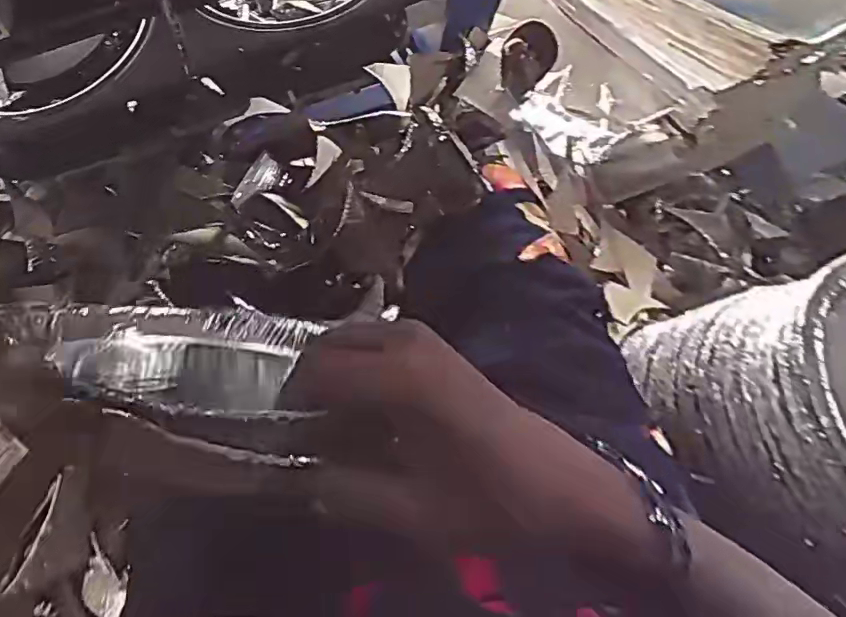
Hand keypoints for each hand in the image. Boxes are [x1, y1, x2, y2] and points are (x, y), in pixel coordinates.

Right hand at [285, 320, 658, 569]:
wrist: (562, 482)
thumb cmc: (494, 499)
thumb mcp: (418, 513)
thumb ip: (349, 494)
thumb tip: (299, 477)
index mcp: (400, 374)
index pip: (319, 373)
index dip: (293, 402)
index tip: (282, 432)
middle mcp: (401, 338)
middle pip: (325, 348)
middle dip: (307, 383)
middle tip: (302, 427)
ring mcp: (414, 332)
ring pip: (343, 339)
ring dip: (328, 372)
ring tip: (329, 420)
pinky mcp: (424, 338)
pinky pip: (366, 340)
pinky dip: (350, 365)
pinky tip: (360, 406)